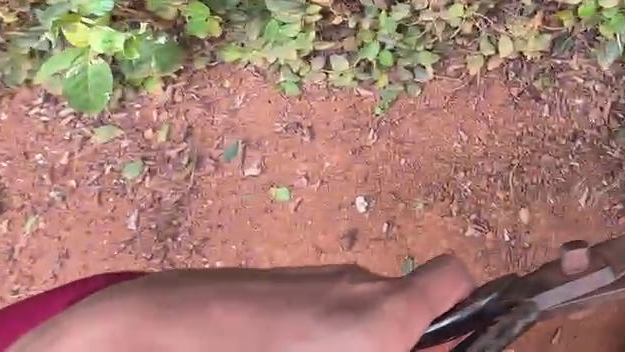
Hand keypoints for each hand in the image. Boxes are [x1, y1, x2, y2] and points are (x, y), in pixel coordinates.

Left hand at [9, 257, 474, 351]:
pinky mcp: (291, 287)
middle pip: (413, 306)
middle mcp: (364, 289)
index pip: (455, 280)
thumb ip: (390, 347)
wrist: (158, 332)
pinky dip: (328, 339)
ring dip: (364, 342)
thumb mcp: (352, 351)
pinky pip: (332, 313)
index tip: (455, 343)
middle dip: (408, 340)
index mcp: (384, 316)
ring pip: (368, 313)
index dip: (466, 306)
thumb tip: (425, 343)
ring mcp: (325, 282)